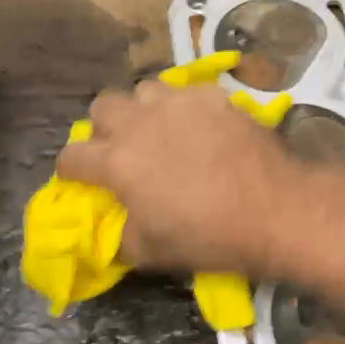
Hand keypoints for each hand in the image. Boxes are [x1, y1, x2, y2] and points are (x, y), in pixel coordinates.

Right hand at [58, 81, 304, 274]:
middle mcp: (139, 123)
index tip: (81, 181)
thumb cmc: (209, 237)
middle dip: (103, 127)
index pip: (71, 157)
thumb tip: (112, 228)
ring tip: (160, 130)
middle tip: (121, 149)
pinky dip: (183, 106)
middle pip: (100, 107)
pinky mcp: (210, 95)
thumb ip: (121, 237)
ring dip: (143, 109)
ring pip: (142, 90)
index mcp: (117, 162)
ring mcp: (176, 103)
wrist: (273, 208)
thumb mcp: (153, 253)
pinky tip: (199, 126)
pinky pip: (184, 91)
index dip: (71, 171)